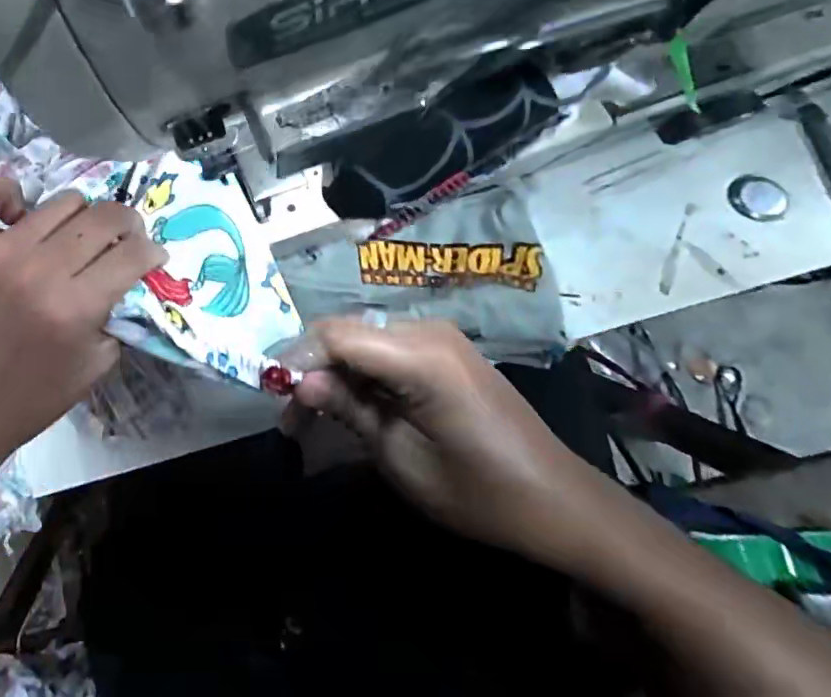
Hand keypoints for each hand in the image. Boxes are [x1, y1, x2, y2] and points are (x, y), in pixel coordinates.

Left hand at [0, 177, 165, 475]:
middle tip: (125, 239)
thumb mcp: (96, 365)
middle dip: (128, 225)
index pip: (132, 254)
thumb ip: (118, 315)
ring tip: (77, 236)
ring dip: (82, 215)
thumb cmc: (33, 398)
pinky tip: (20, 211)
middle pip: (104, 218)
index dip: (152, 252)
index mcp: (75, 307)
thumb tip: (131, 276)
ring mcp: (0, 253)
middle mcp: (40, 271)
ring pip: (62, 201)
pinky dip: (7, 192)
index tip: (152, 257)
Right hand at [289, 318, 614, 563]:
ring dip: (333, 373)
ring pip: (363, 339)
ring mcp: (438, 337)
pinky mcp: (444, 350)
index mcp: (420, 355)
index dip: (297, 359)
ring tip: (312, 418)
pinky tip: (350, 406)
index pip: (336, 335)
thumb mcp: (403, 458)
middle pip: (346, 332)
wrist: (558, 500)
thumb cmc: (480, 491)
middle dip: (312, 368)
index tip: (273, 398)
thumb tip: (298, 383)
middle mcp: (427, 330)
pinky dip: (360, 374)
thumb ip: (349, 410)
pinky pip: (386, 350)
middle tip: (291, 417)